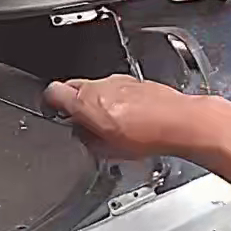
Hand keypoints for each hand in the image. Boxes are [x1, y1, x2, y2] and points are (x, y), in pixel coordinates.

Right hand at [44, 75, 230, 159]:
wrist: (180, 123)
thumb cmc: (148, 136)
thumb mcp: (107, 150)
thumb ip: (88, 139)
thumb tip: (83, 136)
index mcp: (85, 102)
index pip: (53, 92)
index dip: (50, 102)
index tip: (54, 111)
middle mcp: (100, 86)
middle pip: (73, 87)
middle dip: (74, 102)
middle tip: (81, 120)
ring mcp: (119, 80)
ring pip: (97, 87)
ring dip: (98, 100)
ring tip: (110, 122)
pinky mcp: (136, 81)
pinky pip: (117, 87)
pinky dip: (117, 98)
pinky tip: (128, 117)